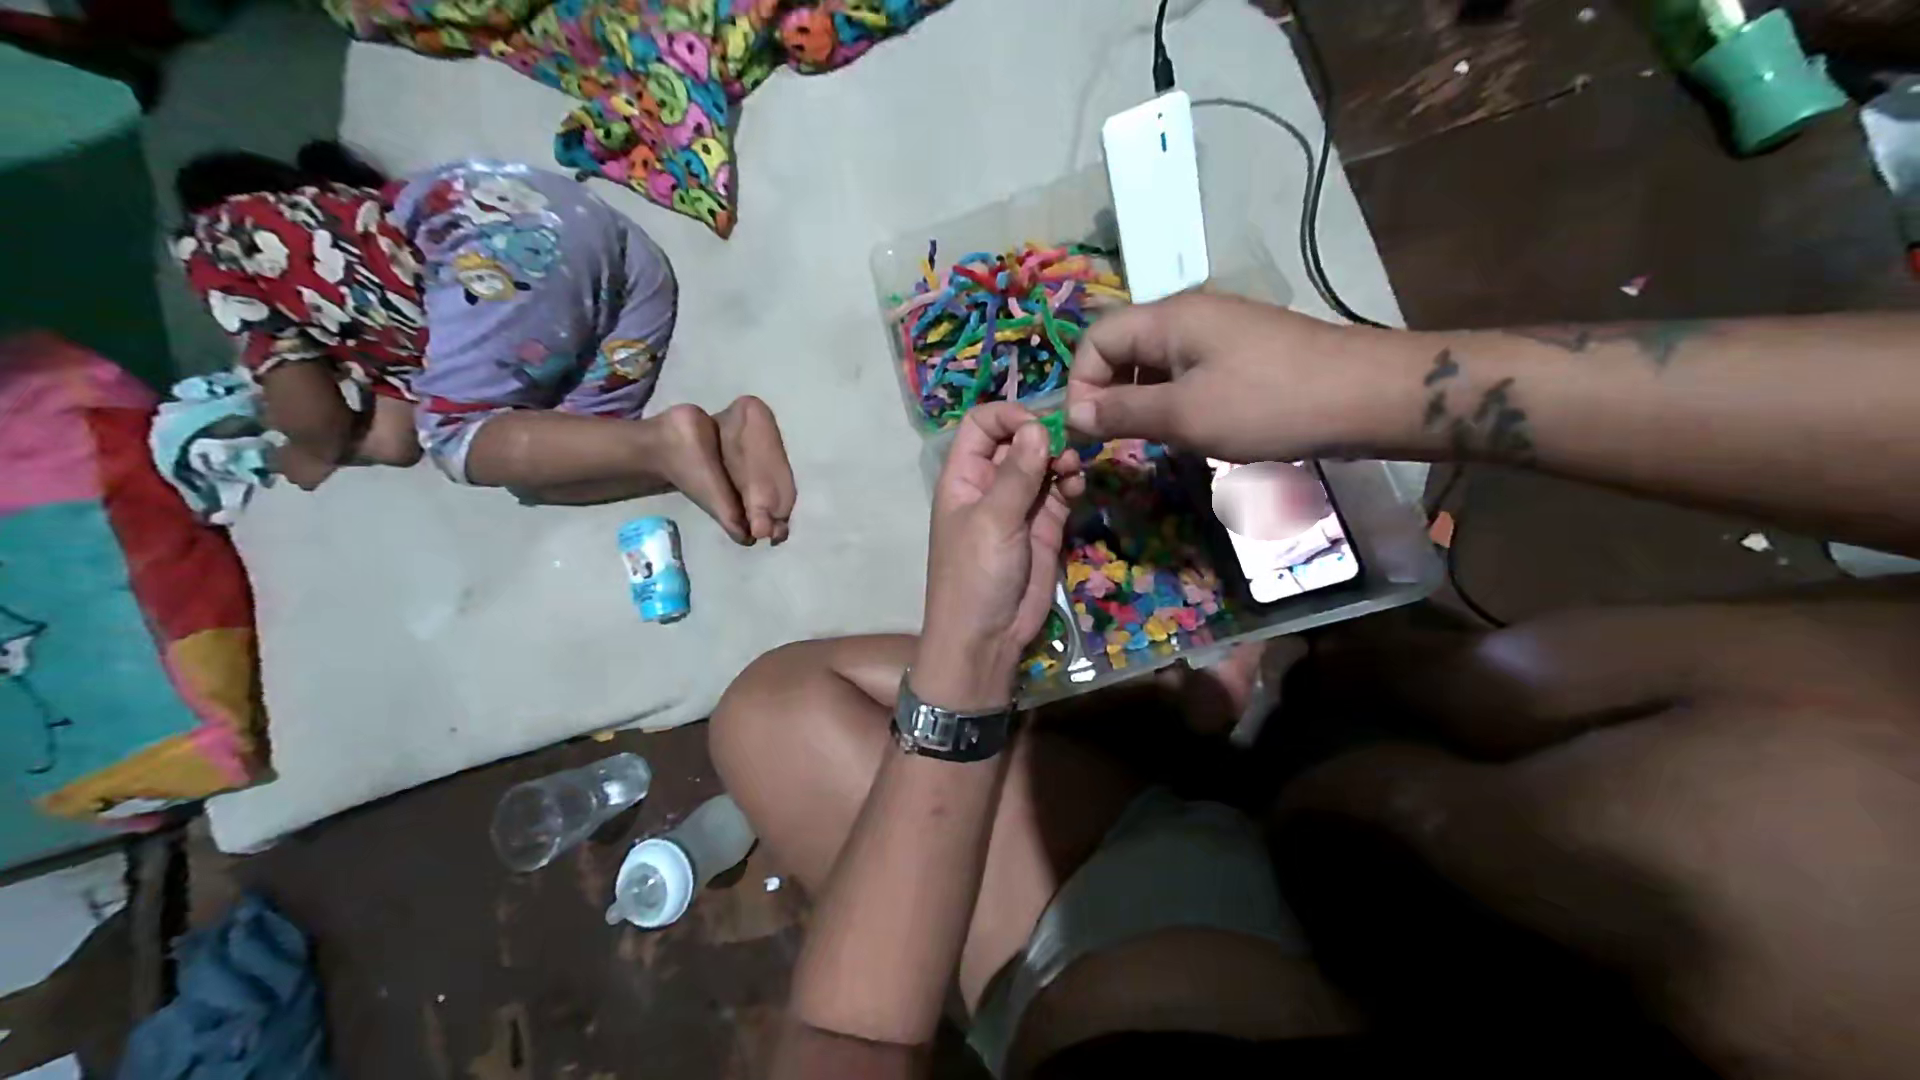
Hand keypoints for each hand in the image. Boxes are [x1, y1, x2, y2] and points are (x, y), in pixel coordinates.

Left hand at [916, 403, 1084, 709]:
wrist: (986, 638)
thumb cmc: (975, 576)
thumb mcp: (992, 522)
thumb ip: (1017, 475)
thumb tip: (1038, 427)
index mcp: (963, 477)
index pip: (981, 425)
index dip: (1008, 416)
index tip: (1038, 426)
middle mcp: (989, 485)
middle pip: (1017, 440)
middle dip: (1043, 438)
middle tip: (1066, 451)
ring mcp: (1017, 506)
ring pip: (1042, 464)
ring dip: (1060, 460)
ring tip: (1073, 472)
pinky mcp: (1042, 526)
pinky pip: (1058, 491)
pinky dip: (1069, 483)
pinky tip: (1076, 487)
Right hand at [1066, 292, 1401, 461]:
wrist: (1366, 397)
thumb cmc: (1266, 404)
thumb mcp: (1183, 415)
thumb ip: (1122, 412)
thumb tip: (1074, 416)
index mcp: (1168, 318)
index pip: (1095, 340)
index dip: (1081, 384)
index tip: (1089, 431)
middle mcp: (1188, 315)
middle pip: (1123, 349)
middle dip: (1110, 396)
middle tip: (1117, 441)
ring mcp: (1218, 333)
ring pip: (1154, 366)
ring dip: (1142, 403)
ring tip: (1154, 440)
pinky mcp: (1241, 354)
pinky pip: (1187, 374)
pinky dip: (1174, 402)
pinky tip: (1191, 431)